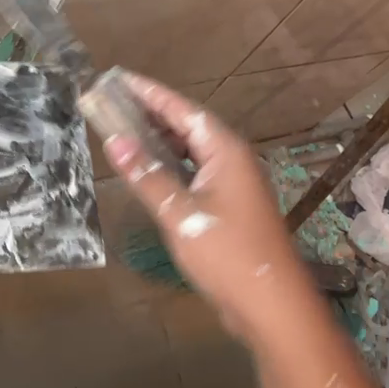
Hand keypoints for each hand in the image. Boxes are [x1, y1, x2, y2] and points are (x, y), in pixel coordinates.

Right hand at [95, 71, 309, 338]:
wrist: (274, 309)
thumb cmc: (228, 254)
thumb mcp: (180, 213)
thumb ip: (146, 175)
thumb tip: (114, 140)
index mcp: (225, 150)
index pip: (182, 109)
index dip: (150, 92)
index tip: (120, 77)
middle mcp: (232, 158)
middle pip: (187, 125)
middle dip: (151, 112)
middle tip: (114, 101)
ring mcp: (234, 182)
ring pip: (191, 149)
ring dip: (160, 139)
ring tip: (124, 128)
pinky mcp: (231, 205)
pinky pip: (195, 170)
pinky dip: (170, 164)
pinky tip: (149, 169)